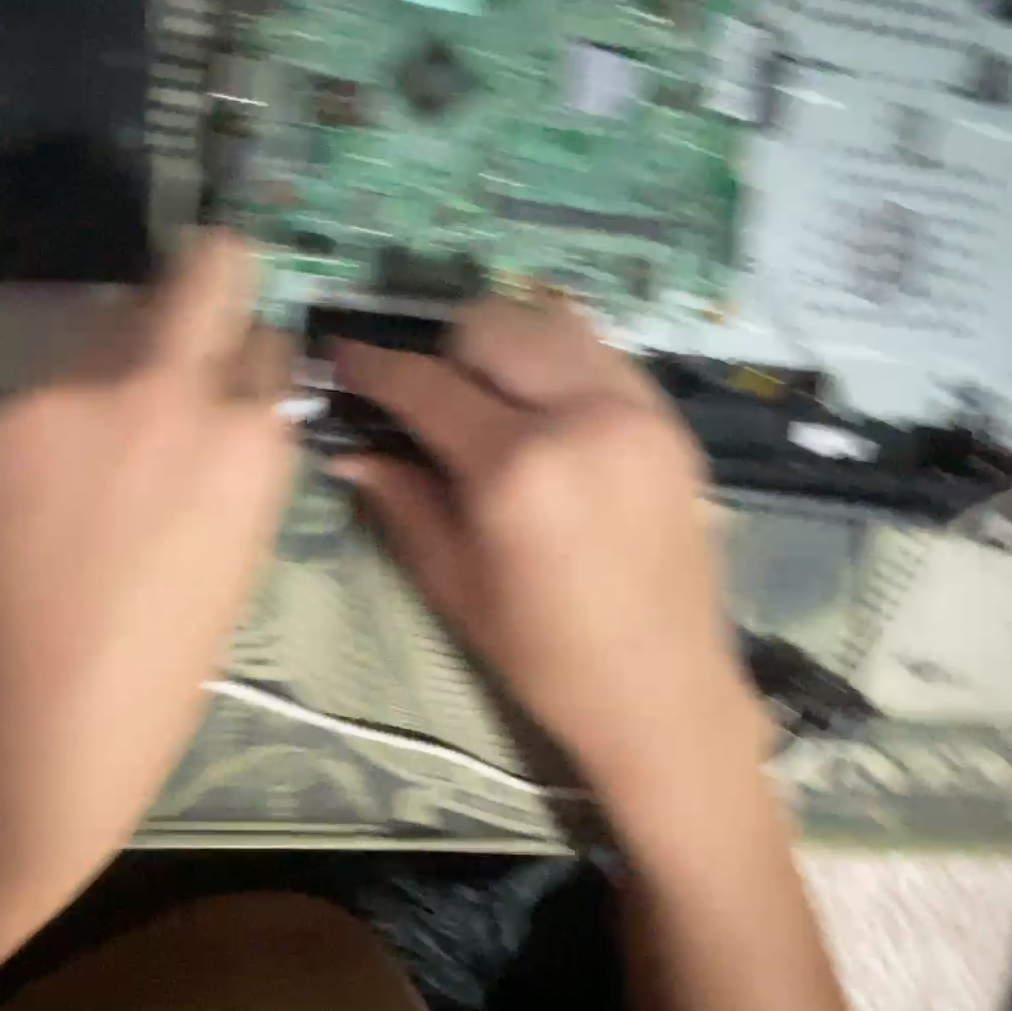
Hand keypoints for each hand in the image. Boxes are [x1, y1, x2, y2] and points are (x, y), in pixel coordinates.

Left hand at [0, 231, 293, 893]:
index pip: (263, 339)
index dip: (244, 353)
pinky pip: (6, 415)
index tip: (228, 364)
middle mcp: (160, 393)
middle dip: (197, 288)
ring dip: (91, 393)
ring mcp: (51, 400)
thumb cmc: (156, 681)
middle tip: (171, 334)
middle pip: (191, 277)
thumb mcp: (232, 561)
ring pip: (86, 352)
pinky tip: (3, 521)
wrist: (21, 753)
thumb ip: (233, 464)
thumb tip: (220, 403)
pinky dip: (13, 450)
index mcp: (247, 443)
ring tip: (65, 486)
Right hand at [330, 298, 768, 795]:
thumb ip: (399, 500)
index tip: (341, 355)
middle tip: (426, 398)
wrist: (662, 688)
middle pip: (492, 324)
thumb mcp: (452, 582)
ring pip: (552, 322)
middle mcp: (584, 415)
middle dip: (443, 350)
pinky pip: (599, 352)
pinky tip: (543, 413)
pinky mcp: (669, 419)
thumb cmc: (542, 653)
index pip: (429, 385)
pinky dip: (555, 362)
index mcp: (518, 468)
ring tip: (486, 398)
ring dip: (502, 346)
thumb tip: (348, 450)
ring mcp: (638, 408)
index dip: (374, 366)